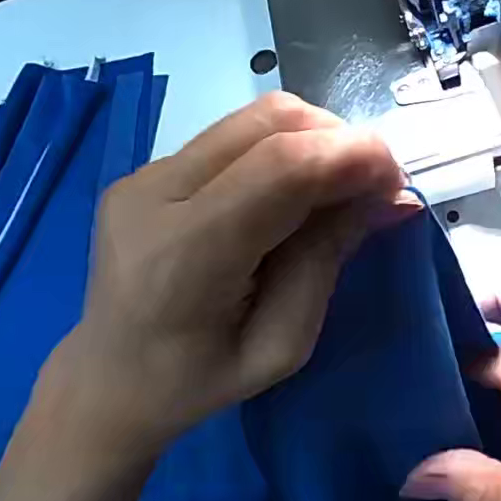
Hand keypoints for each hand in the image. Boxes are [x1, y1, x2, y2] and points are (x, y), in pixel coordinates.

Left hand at [45, 92, 412, 459]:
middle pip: (267, 123)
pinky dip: (278, 146)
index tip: (394, 178)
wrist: (106, 380)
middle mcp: (153, 195)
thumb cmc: (198, 383)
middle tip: (371, 182)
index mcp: (184, 256)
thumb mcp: (282, 344)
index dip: (350, 155)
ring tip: (335, 182)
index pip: (279, 170)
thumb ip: (328, 258)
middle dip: (337, 138)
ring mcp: (143, 173)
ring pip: (251, 117)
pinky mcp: (145, 166)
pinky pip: (231, 134)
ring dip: (311, 136)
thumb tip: (386, 193)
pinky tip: (289, 188)